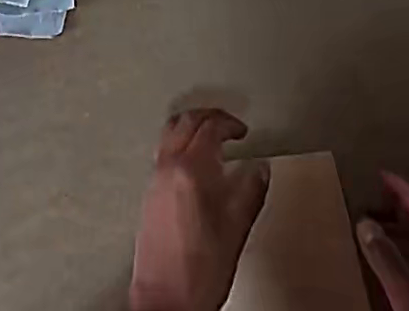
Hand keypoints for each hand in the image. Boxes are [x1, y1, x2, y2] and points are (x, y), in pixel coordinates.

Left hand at [129, 109, 270, 310]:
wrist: (165, 303)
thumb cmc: (197, 272)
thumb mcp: (237, 227)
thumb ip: (251, 190)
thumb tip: (259, 169)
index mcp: (192, 169)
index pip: (211, 126)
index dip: (230, 123)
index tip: (241, 131)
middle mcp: (169, 169)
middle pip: (187, 121)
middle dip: (210, 116)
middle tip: (228, 124)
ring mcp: (155, 181)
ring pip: (170, 132)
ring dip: (191, 125)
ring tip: (209, 133)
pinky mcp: (148, 196)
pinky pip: (163, 152)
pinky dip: (179, 143)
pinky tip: (193, 161)